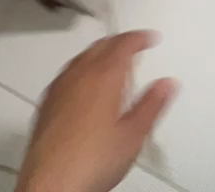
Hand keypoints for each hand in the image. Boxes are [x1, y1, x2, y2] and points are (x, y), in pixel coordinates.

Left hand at [16, 30, 177, 191]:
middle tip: (135, 49)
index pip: (124, 43)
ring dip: (101, 54)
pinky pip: (67, 72)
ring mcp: (60, 86)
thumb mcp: (133, 135)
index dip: (140, 37)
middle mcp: (79, 74)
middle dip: (121, 43)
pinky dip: (82, 69)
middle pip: (102, 44)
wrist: (51, 184)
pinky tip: (86, 87)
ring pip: (83, 57)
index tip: (150, 38)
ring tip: (114, 67)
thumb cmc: (89, 162)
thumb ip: (152, 104)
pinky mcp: (47, 101)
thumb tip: (167, 84)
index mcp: (104, 76)